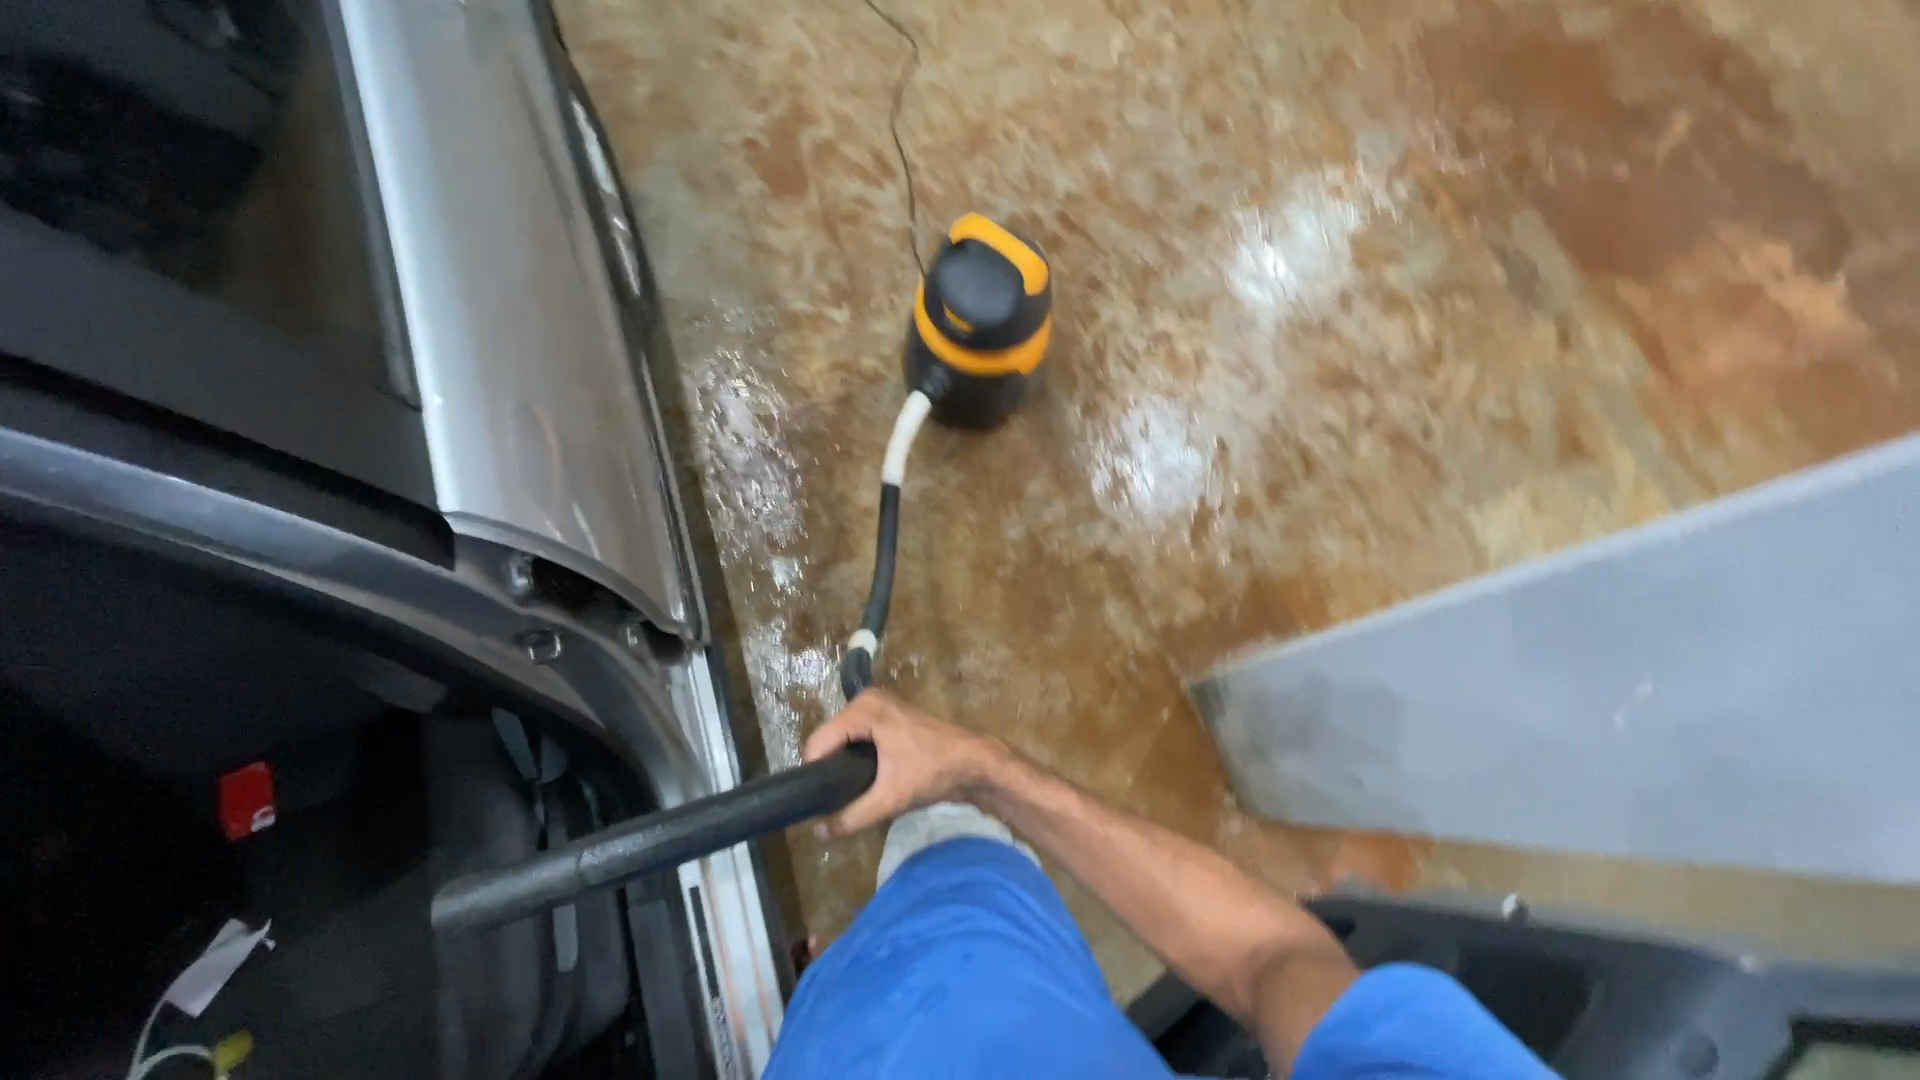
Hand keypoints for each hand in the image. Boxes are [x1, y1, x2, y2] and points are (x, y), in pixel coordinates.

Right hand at [802, 690, 1008, 838]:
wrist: (974, 762)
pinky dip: (855, 756)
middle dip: (828, 769)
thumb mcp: (891, 798)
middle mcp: (866, 700)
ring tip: (846, 792)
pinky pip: (856, 736)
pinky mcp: (886, 716)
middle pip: (829, 739)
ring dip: (841, 764)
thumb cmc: (934, 772)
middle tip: (833, 800)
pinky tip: (862, 779)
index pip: (819, 742)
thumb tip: (819, 833)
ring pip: (842, 739)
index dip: (814, 773)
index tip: (816, 802)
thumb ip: (853, 816)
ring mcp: (877, 705)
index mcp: (863, 709)